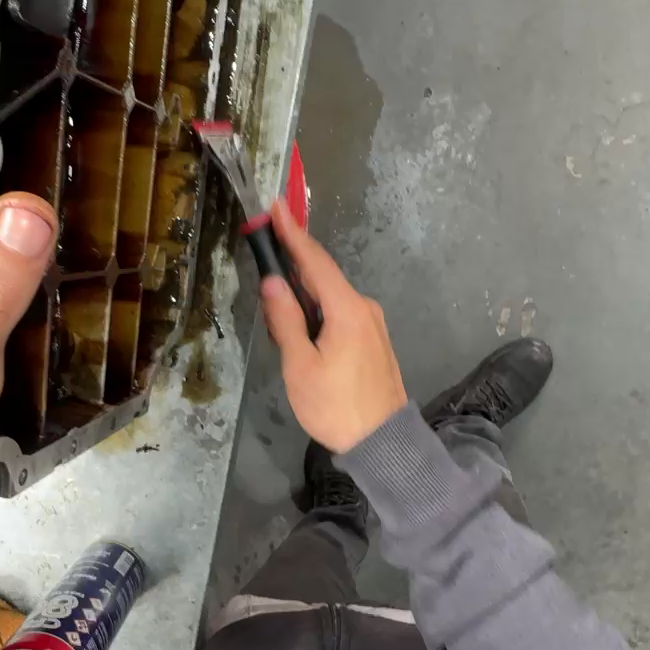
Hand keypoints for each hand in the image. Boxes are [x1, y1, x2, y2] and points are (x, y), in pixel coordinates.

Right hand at [260, 201, 407, 452]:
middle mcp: (364, 308)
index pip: (315, 261)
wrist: (382, 442)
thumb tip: (273, 282)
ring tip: (278, 306)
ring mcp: (373, 324)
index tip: (277, 206)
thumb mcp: (300, 366)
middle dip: (293, 264)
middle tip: (266, 250)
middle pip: (323, 277)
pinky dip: (319, 310)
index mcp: (346, 309)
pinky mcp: (374, 340)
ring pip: (331, 297)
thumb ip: (286, 320)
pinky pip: (341, 313)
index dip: (293, 233)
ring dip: (304, 294)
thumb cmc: (335, 407)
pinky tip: (303, 326)